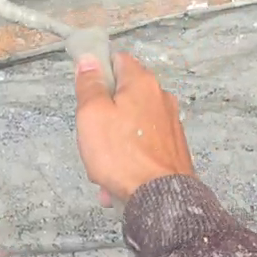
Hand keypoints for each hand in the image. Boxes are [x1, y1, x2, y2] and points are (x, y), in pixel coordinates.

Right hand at [73, 51, 194, 202]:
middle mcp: (160, 98)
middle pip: (124, 94)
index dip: (97, 69)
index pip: (117, 58)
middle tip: (92, 132)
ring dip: (113, 142)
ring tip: (104, 165)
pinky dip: (128, 158)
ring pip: (130, 124)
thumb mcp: (92, 114)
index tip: (85, 85)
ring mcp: (169, 123)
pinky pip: (141, 145)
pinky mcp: (172, 146)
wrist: (160, 197)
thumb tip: (88, 61)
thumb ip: (89, 85)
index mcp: (142, 83)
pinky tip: (118, 177)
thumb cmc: (124, 157)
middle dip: (104, 113)